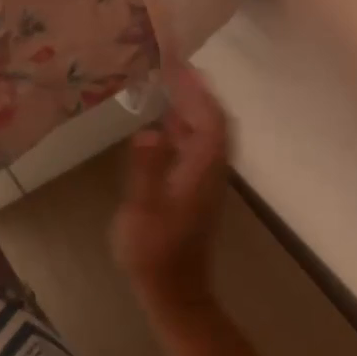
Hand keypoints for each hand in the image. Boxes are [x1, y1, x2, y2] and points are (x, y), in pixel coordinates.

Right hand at [112, 69, 232, 312]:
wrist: (173, 291)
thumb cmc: (153, 252)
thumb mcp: (142, 212)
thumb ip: (146, 170)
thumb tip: (148, 131)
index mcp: (201, 171)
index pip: (211, 120)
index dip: (197, 90)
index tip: (178, 64)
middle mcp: (210, 171)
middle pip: (214, 121)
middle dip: (196, 91)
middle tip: (170, 64)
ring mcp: (205, 180)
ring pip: (206, 132)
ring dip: (191, 106)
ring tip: (166, 82)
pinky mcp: (195, 189)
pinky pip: (196, 145)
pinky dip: (184, 124)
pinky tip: (162, 120)